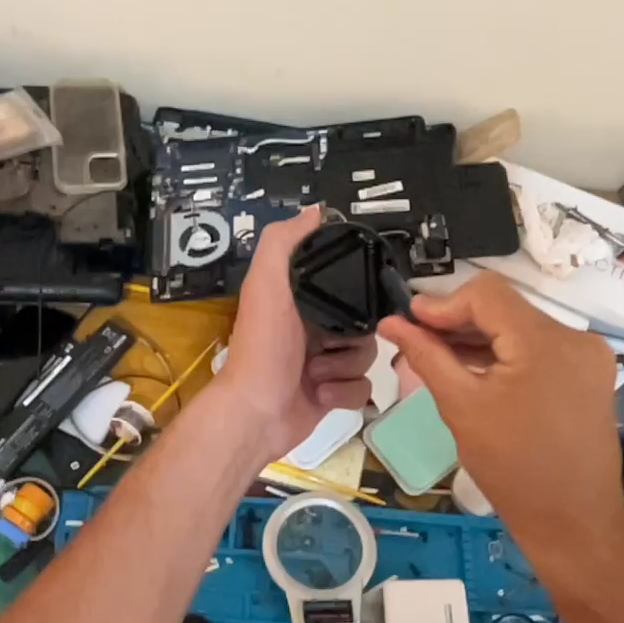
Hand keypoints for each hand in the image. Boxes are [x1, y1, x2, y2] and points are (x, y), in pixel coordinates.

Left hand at [209, 207, 375, 465]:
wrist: (257, 412)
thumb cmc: (262, 345)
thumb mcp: (267, 283)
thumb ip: (284, 243)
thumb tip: (315, 210)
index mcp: (297, 299)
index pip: (344, 283)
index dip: (354, 289)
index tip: (355, 297)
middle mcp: (312, 327)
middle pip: (363, 321)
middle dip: (352, 334)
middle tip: (328, 341)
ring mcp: (324, 362)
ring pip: (366, 354)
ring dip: (345, 365)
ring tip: (317, 371)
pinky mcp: (332, 393)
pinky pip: (362, 387)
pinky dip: (345, 391)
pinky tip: (321, 393)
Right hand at [378, 272, 623, 558]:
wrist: (572, 520)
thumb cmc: (511, 468)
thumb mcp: (460, 406)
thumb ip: (425, 355)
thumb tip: (392, 322)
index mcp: (545, 342)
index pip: (486, 294)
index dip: (441, 303)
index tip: (408, 322)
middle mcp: (575, 338)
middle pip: (504, 307)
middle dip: (457, 320)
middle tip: (416, 340)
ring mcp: (587, 355)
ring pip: (520, 325)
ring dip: (479, 336)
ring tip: (438, 356)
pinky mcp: (588, 372)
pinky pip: (538, 346)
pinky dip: (504, 352)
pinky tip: (474, 368)